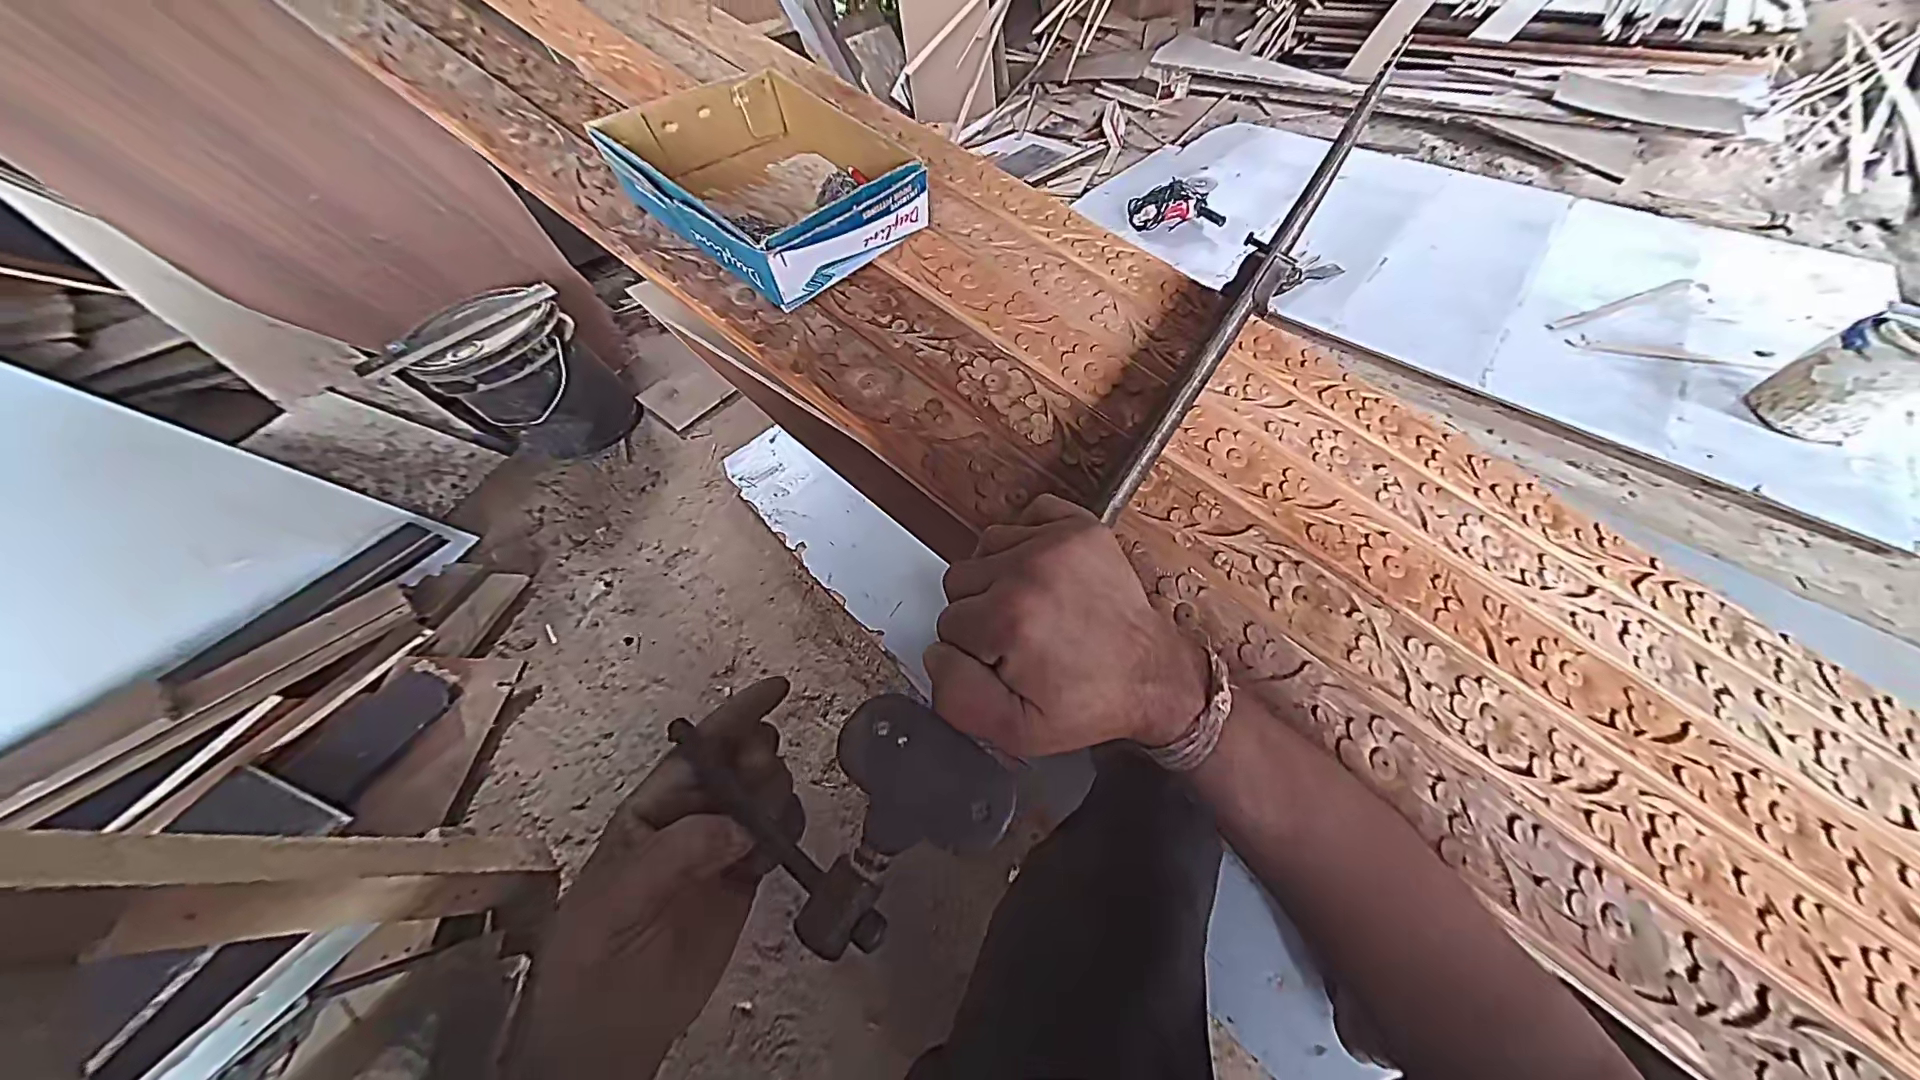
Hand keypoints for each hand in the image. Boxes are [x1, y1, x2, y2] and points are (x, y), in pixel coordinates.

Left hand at [505, 678, 797, 1078]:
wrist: (610, 1032)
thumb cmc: (595, 958)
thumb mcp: (618, 901)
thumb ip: (677, 854)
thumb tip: (741, 827)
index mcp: (654, 807)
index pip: (701, 748)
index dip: (737, 714)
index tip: (776, 689)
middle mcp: (693, 816)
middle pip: (741, 763)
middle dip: (758, 756)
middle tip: (761, 779)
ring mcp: (721, 845)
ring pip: (766, 794)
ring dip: (775, 794)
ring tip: (764, 826)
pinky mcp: (745, 875)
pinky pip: (777, 836)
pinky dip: (785, 832)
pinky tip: (772, 853)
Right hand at [924, 495, 1208, 755]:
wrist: (1152, 675)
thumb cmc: (1092, 700)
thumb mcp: (1016, 730)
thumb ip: (956, 696)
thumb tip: (936, 654)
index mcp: (1010, 620)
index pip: (948, 623)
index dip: (973, 648)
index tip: (1005, 659)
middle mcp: (1030, 571)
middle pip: (960, 580)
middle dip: (981, 611)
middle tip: (1018, 636)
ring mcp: (1058, 543)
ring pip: (985, 547)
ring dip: (999, 574)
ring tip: (1033, 604)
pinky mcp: (1080, 527)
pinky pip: (1028, 514)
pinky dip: (1027, 538)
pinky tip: (1041, 571)